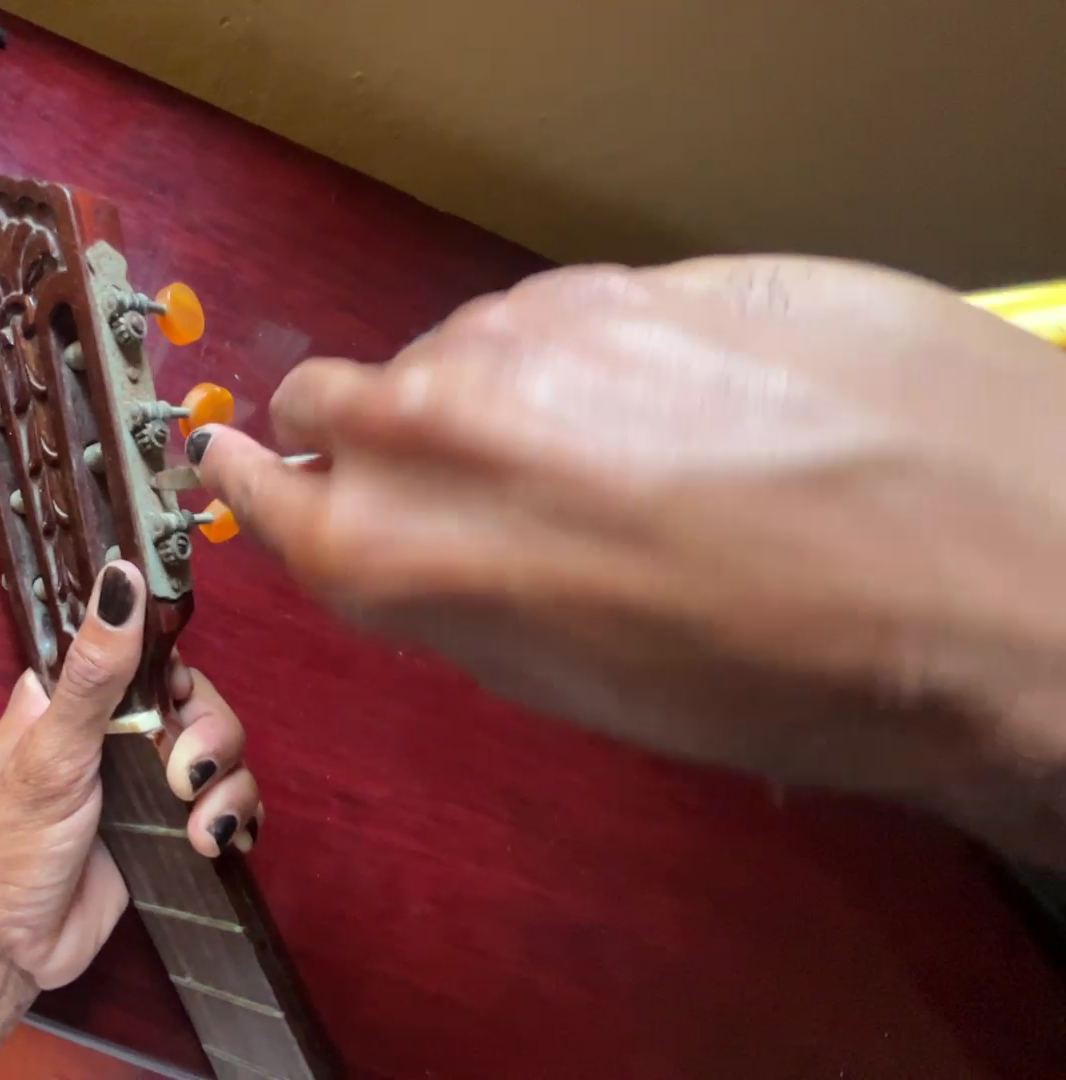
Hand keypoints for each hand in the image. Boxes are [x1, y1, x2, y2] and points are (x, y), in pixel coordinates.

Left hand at [0, 560, 260, 990]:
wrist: (7, 949)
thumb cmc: (10, 840)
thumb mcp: (53, 751)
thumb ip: (95, 671)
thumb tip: (124, 577)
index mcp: (77, 695)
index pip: (146, 650)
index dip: (177, 666)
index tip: (181, 696)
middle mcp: (115, 728)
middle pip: (197, 701)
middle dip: (211, 738)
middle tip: (186, 778)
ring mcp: (145, 778)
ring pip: (220, 752)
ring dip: (227, 787)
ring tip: (201, 830)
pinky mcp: (168, 825)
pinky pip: (225, 802)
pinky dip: (235, 817)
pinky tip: (220, 843)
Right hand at [197, 256, 1065, 860]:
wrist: (1005, 581)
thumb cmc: (734, 676)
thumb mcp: (532, 669)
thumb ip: (415, 581)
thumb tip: (367, 519)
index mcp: (382, 546)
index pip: (245, 477)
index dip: (241, 472)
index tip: (240, 464)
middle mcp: (417, 426)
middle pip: (315, 393)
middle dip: (348, 428)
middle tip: (437, 468)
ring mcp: (511, 333)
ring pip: (435, 352)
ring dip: (473, 395)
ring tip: (593, 446)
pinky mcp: (614, 274)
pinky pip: (539, 319)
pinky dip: (564, 357)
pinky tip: (664, 396)